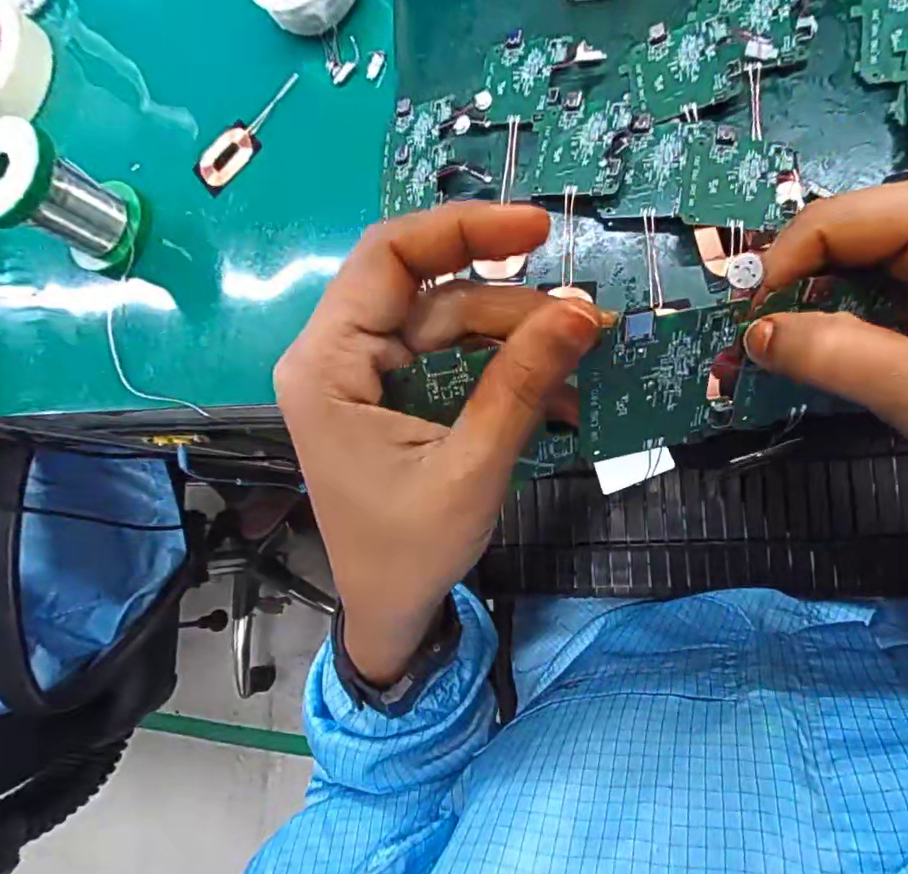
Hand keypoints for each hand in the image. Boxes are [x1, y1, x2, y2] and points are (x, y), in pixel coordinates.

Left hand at [276, 203, 607, 682]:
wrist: (388, 610)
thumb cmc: (412, 552)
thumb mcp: (472, 469)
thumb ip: (521, 386)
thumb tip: (580, 311)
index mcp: (326, 368)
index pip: (387, 258)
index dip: (464, 229)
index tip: (539, 230)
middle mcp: (332, 358)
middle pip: (424, 291)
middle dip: (507, 304)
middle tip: (581, 326)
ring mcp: (358, 377)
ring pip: (442, 323)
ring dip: (512, 338)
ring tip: (576, 363)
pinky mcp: (383, 397)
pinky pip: (444, 357)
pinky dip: (497, 366)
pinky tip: (547, 386)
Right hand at [747, 159, 907, 617]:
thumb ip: (835, 357)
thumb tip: (752, 334)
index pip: (842, 220)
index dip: (776, 272)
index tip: (740, 333)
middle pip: (845, 240)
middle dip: (789, 298)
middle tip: (745, 357)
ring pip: (853, 267)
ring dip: (809, 317)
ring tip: (770, 364)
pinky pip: (876, 290)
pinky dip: (839, 327)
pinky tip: (818, 359)